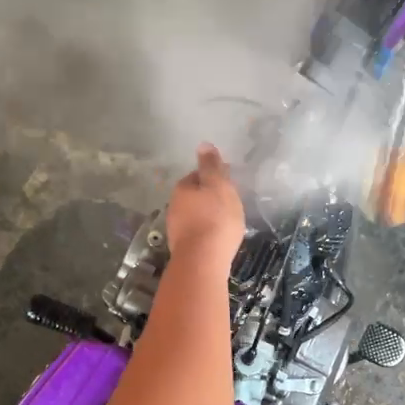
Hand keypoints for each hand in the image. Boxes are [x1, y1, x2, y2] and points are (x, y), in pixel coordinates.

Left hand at [166, 144, 244, 267]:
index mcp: (182, 188)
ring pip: (195, 216)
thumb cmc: (216, 219)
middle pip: (194, 197)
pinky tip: (219, 239)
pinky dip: (207, 233)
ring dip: (208, 217)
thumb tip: (203, 144)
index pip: (196, 176)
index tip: (227, 186)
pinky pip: (197, 234)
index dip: (213, 179)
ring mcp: (176, 229)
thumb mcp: (218, 186)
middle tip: (229, 204)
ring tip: (227, 223)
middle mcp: (174, 206)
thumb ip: (211, 166)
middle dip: (209, 199)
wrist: (203, 260)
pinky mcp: (183, 248)